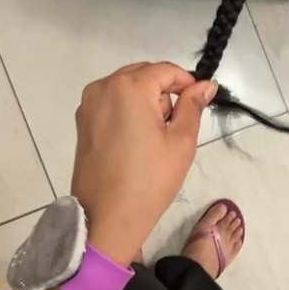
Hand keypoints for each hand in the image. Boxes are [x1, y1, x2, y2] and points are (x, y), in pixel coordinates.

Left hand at [70, 62, 216, 262]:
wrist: (106, 219)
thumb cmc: (149, 181)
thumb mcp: (180, 142)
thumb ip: (193, 106)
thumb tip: (205, 85)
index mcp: (128, 87)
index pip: (166, 70)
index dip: (187, 84)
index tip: (198, 105)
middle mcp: (103, 87)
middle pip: (144, 75)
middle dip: (164, 93)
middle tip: (175, 127)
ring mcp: (88, 105)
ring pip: (127, 88)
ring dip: (146, 102)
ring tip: (155, 138)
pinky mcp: (82, 122)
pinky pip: (112, 103)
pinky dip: (128, 112)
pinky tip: (136, 142)